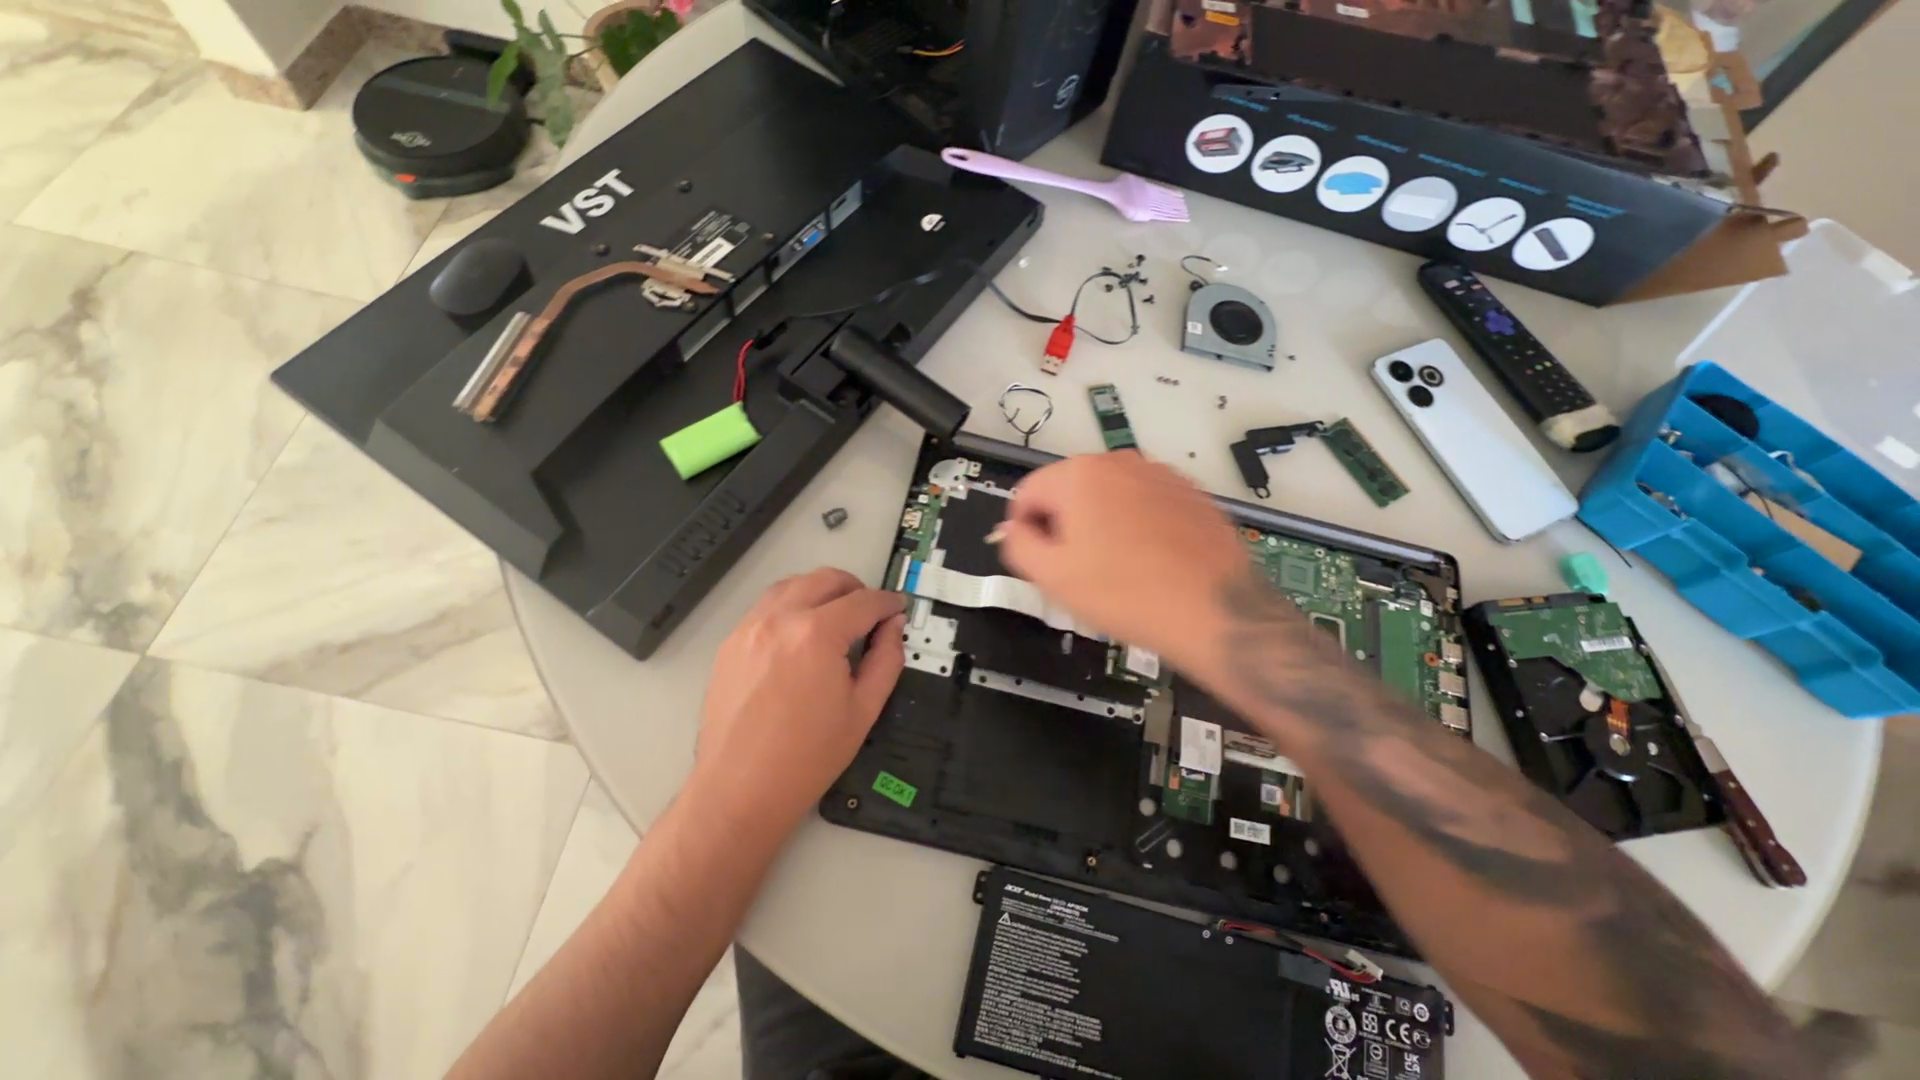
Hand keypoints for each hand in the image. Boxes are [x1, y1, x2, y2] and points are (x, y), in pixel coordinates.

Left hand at [692, 568, 905, 836]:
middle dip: (855, 589)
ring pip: (792, 585)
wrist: (741, 788)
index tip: (897, 609)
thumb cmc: (807, 757)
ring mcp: (749, 629)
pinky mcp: (731, 644)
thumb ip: (886, 659)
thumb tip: (892, 628)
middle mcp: (779, 620)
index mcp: (816, 635)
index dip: (887, 603)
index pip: (863, 601)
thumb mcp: (863, 709)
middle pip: (825, 579)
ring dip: (820, 591)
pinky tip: (801, 636)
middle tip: (871, 613)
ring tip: (836, 619)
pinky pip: (765, 608)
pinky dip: (790, 607)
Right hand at [995, 452, 1249, 669]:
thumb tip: (1013, 531)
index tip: (1039, 558)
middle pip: (1070, 491)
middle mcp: (1121, 463)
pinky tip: (1147, 563)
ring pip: (1110, 497)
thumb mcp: (1054, 577)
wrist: (1212, 611)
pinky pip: (1147, 505)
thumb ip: (1018, 545)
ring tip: (1116, 570)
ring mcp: (1161, 475)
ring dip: (1102, 526)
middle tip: (1076, 570)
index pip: (1027, 493)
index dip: (1025, 530)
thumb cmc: (1131, 594)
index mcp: (1081, 474)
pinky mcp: (1191, 494)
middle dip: (1066, 526)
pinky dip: (1139, 528)